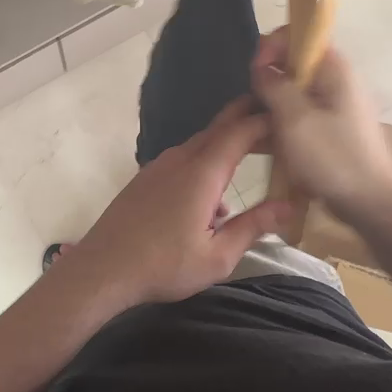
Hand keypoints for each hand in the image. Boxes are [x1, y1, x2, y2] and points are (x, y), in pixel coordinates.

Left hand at [56, 99, 287, 308]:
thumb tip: (288, 206)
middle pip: (219, 127)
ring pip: (199, 144)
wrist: (102, 270)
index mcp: (202, 173)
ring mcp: (158, 167)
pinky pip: (182, 160)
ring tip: (252, 159)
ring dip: (226, 145)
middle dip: (248, 121)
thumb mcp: (217, 256)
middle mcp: (180, 160)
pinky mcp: (144, 180)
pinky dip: (204, 163)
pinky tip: (212, 200)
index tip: (290, 121)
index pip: (241, 131)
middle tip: (277, 128)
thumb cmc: (163, 266)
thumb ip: (253, 226)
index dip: (267, 121)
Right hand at [251, 27, 391, 216]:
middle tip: (251, 110)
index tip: (253, 75)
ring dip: (271, 110)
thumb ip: (274, 87)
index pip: (298, 35)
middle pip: (292, 66)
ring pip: (293, 95)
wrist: (370, 203)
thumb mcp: (295, 119)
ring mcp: (335, 108)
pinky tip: (268, 148)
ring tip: (256, 134)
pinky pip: (300, 118)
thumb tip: (261, 69)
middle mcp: (336, 81)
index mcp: (334, 69)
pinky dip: (282, 127)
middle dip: (266, 83)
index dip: (270, 48)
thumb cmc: (334, 159)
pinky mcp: (331, 131)